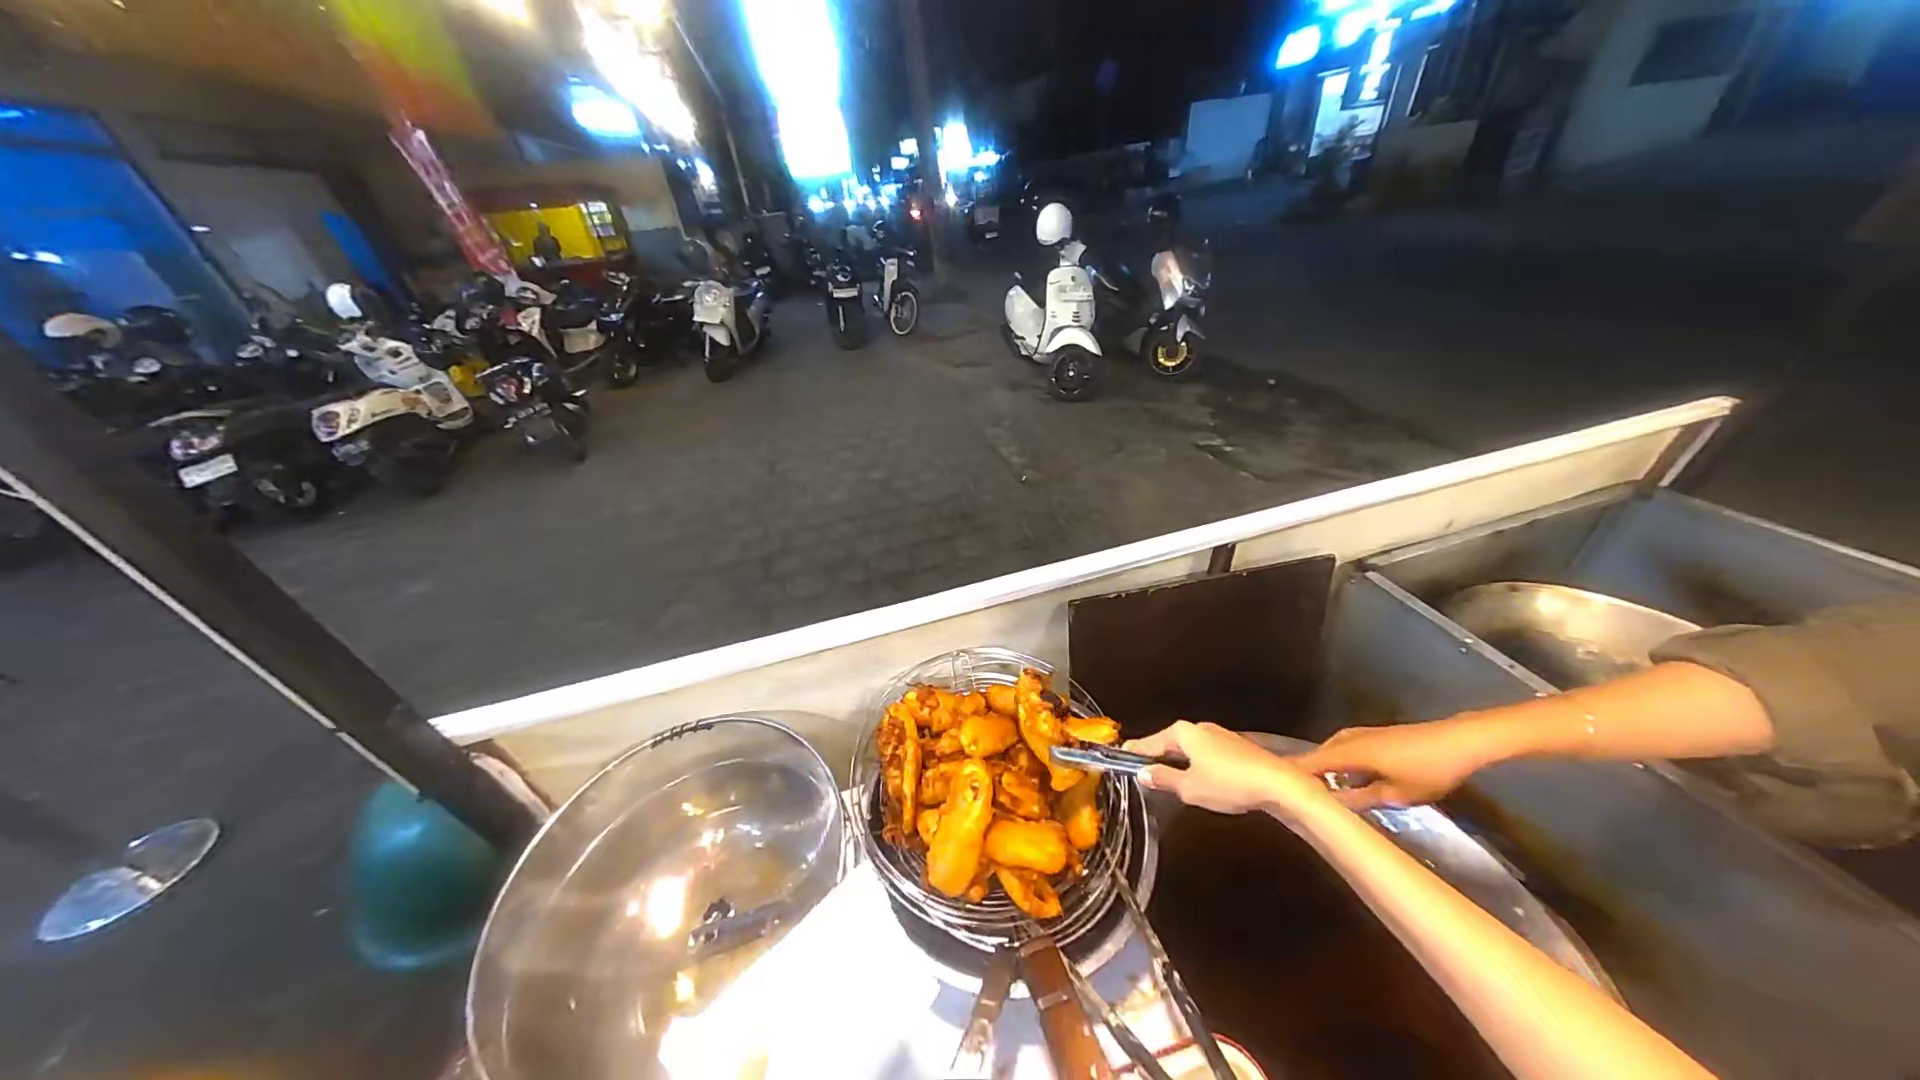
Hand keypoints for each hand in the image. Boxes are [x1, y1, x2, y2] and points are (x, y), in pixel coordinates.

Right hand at [1123, 721, 1337, 820]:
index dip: (1135, 752)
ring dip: (1180, 762)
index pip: (1150, 742)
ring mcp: (1220, 736)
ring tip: (1171, 779)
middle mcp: (1200, 728)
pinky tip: (1200, 780)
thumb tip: (1144, 773)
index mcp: (1183, 733)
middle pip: (1170, 742)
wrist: (1277, 785)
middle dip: (1158, 756)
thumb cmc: (1229, 783)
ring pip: (1190, 749)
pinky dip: (1197, 764)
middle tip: (1144, 770)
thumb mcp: (1189, 787)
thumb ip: (1164, 779)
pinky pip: (1206, 754)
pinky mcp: (1236, 748)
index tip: (1122, 755)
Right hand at [1292, 718, 1493, 810]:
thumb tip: (1335, 807)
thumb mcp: (1396, 794)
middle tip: (1295, 798)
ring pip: (1329, 754)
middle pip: (1315, 758)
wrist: (1460, 741)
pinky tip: (1344, 781)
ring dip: (1322, 771)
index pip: (1306, 764)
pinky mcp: (1371, 737)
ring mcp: (1358, 735)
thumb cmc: (1427, 769)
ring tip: (1318, 793)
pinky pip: (1342, 751)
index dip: (1289, 776)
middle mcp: (1345, 739)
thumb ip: (1361, 800)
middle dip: (1304, 776)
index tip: (1273, 791)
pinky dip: (1336, 765)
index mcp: (1346, 752)